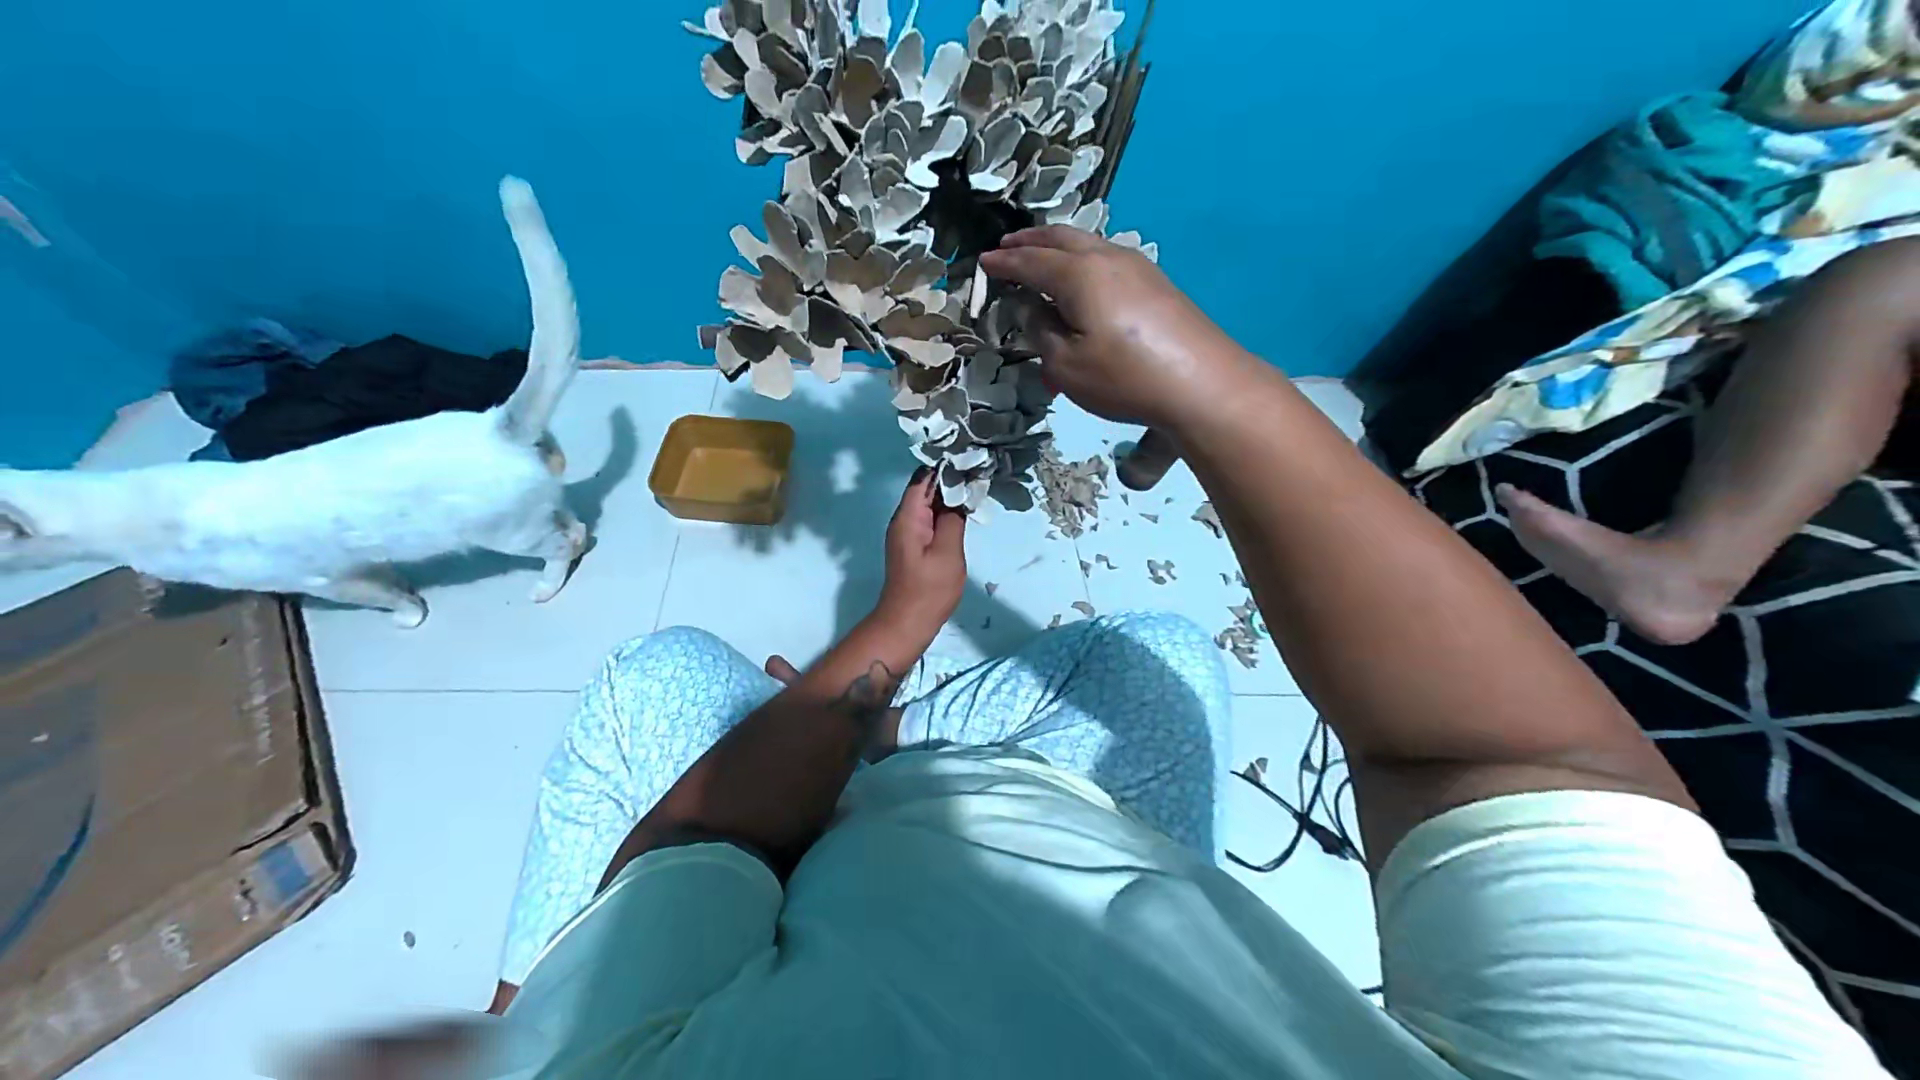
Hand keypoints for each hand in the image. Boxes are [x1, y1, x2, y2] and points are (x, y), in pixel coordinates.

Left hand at [875, 468, 966, 635]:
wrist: (908, 622)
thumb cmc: (928, 589)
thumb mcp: (947, 552)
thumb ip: (953, 519)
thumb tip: (959, 495)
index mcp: (908, 517)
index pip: (924, 477)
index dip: (945, 465)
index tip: (970, 457)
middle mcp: (904, 519)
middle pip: (926, 488)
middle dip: (951, 477)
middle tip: (980, 467)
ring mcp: (909, 532)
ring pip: (930, 503)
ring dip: (951, 494)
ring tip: (978, 483)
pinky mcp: (916, 544)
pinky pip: (931, 518)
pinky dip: (947, 510)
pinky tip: (966, 509)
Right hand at [978, 226, 1255, 431]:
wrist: (1201, 383)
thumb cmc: (1124, 377)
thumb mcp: (1066, 364)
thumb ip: (1040, 331)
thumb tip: (1032, 308)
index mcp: (1078, 274)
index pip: (1030, 261)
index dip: (1004, 263)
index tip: (983, 263)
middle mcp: (1106, 258)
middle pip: (1060, 238)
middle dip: (1030, 240)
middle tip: (1007, 246)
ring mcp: (1136, 266)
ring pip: (1087, 244)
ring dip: (1057, 247)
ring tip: (1040, 256)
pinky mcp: (1155, 282)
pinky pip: (1106, 259)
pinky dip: (1081, 261)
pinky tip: (1081, 277)